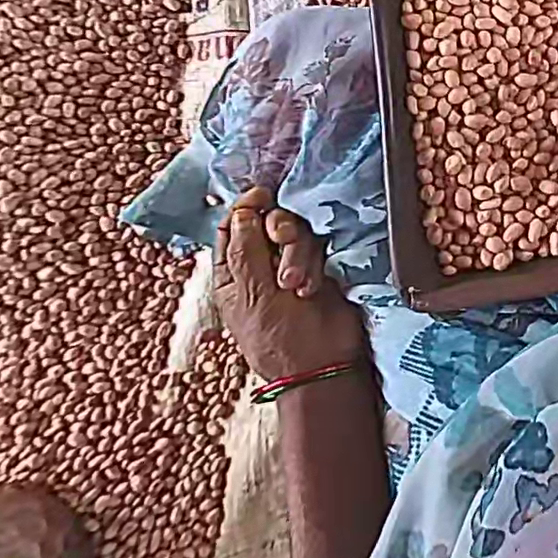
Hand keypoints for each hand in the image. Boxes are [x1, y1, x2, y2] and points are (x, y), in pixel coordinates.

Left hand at [212, 187, 365, 377]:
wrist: (323, 361)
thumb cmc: (278, 335)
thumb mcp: (251, 294)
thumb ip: (245, 248)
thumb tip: (243, 209)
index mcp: (234, 271)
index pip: (233, 225)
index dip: (246, 208)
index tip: (262, 196)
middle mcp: (263, 263)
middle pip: (269, 221)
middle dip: (279, 230)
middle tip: (284, 241)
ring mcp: (294, 263)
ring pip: (297, 232)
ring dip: (298, 252)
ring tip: (298, 283)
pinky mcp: (322, 265)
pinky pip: (319, 244)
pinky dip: (316, 261)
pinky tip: (313, 284)